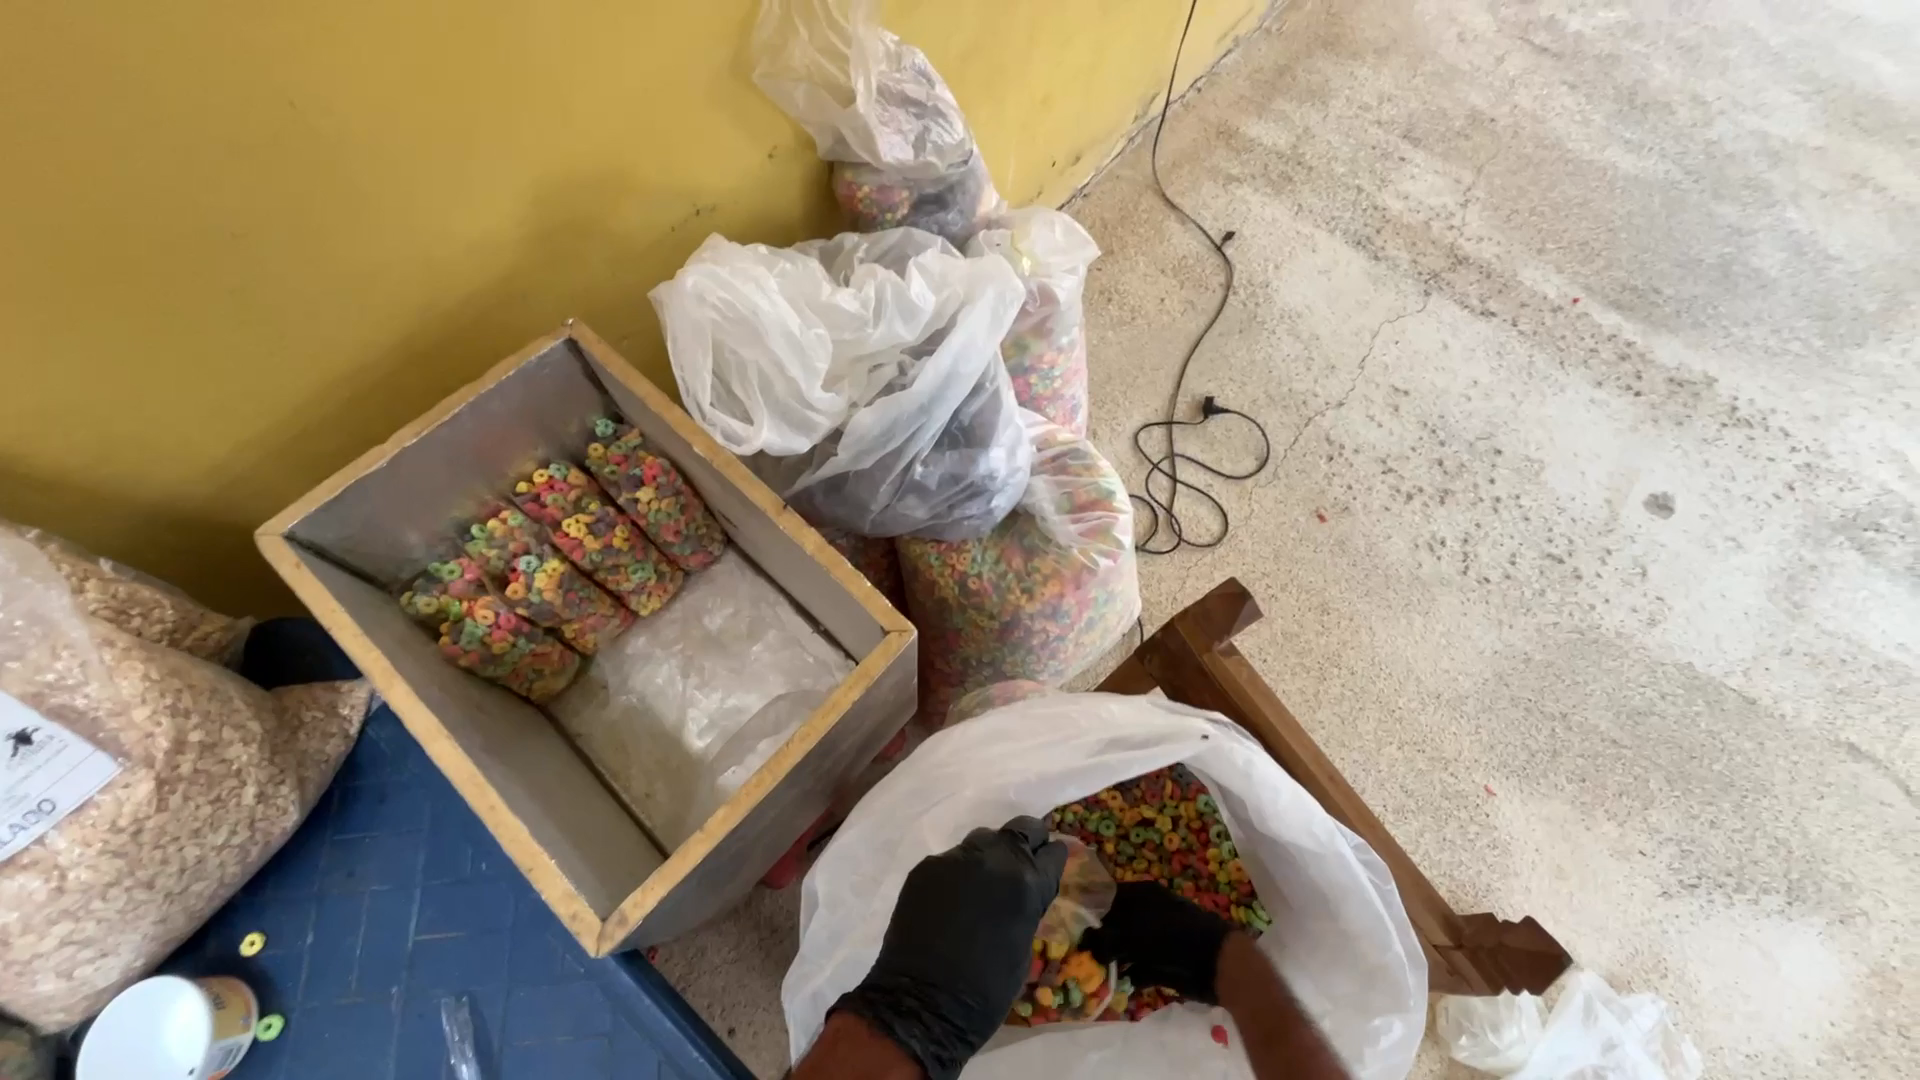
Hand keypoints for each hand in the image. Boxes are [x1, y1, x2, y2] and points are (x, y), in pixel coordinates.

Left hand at [831, 817, 1067, 1079]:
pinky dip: (959, 872)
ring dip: (990, 854)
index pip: (1053, 852)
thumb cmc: (987, 989)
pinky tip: (952, 897)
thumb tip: (1023, 892)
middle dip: (1028, 841)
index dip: (1052, 860)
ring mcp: (957, 858)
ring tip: (984, 881)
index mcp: (1028, 883)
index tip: (1049, 866)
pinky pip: (952, 859)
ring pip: (984, 838)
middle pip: (1022, 828)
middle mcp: (995, 859)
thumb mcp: (1024, 946)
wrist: (923, 1002)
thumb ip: (1026, 905)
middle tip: (1023, 862)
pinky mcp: (927, 865)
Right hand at [1080, 880, 1234, 1002]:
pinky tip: (1118, 983)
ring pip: (1124, 948)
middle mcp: (1146, 913)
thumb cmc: (1172, 935)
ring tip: (1094, 969)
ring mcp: (1155, 940)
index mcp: (1141, 894)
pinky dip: (1128, 976)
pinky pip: (1138, 970)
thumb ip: (1107, 938)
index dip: (1091, 911)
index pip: (1107, 897)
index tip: (1072, 924)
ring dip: (1111, 960)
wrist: (1216, 962)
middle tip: (1080, 951)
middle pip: (1115, 925)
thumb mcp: (1134, 932)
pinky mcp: (1162, 964)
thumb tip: (1086, 944)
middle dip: (1099, 938)